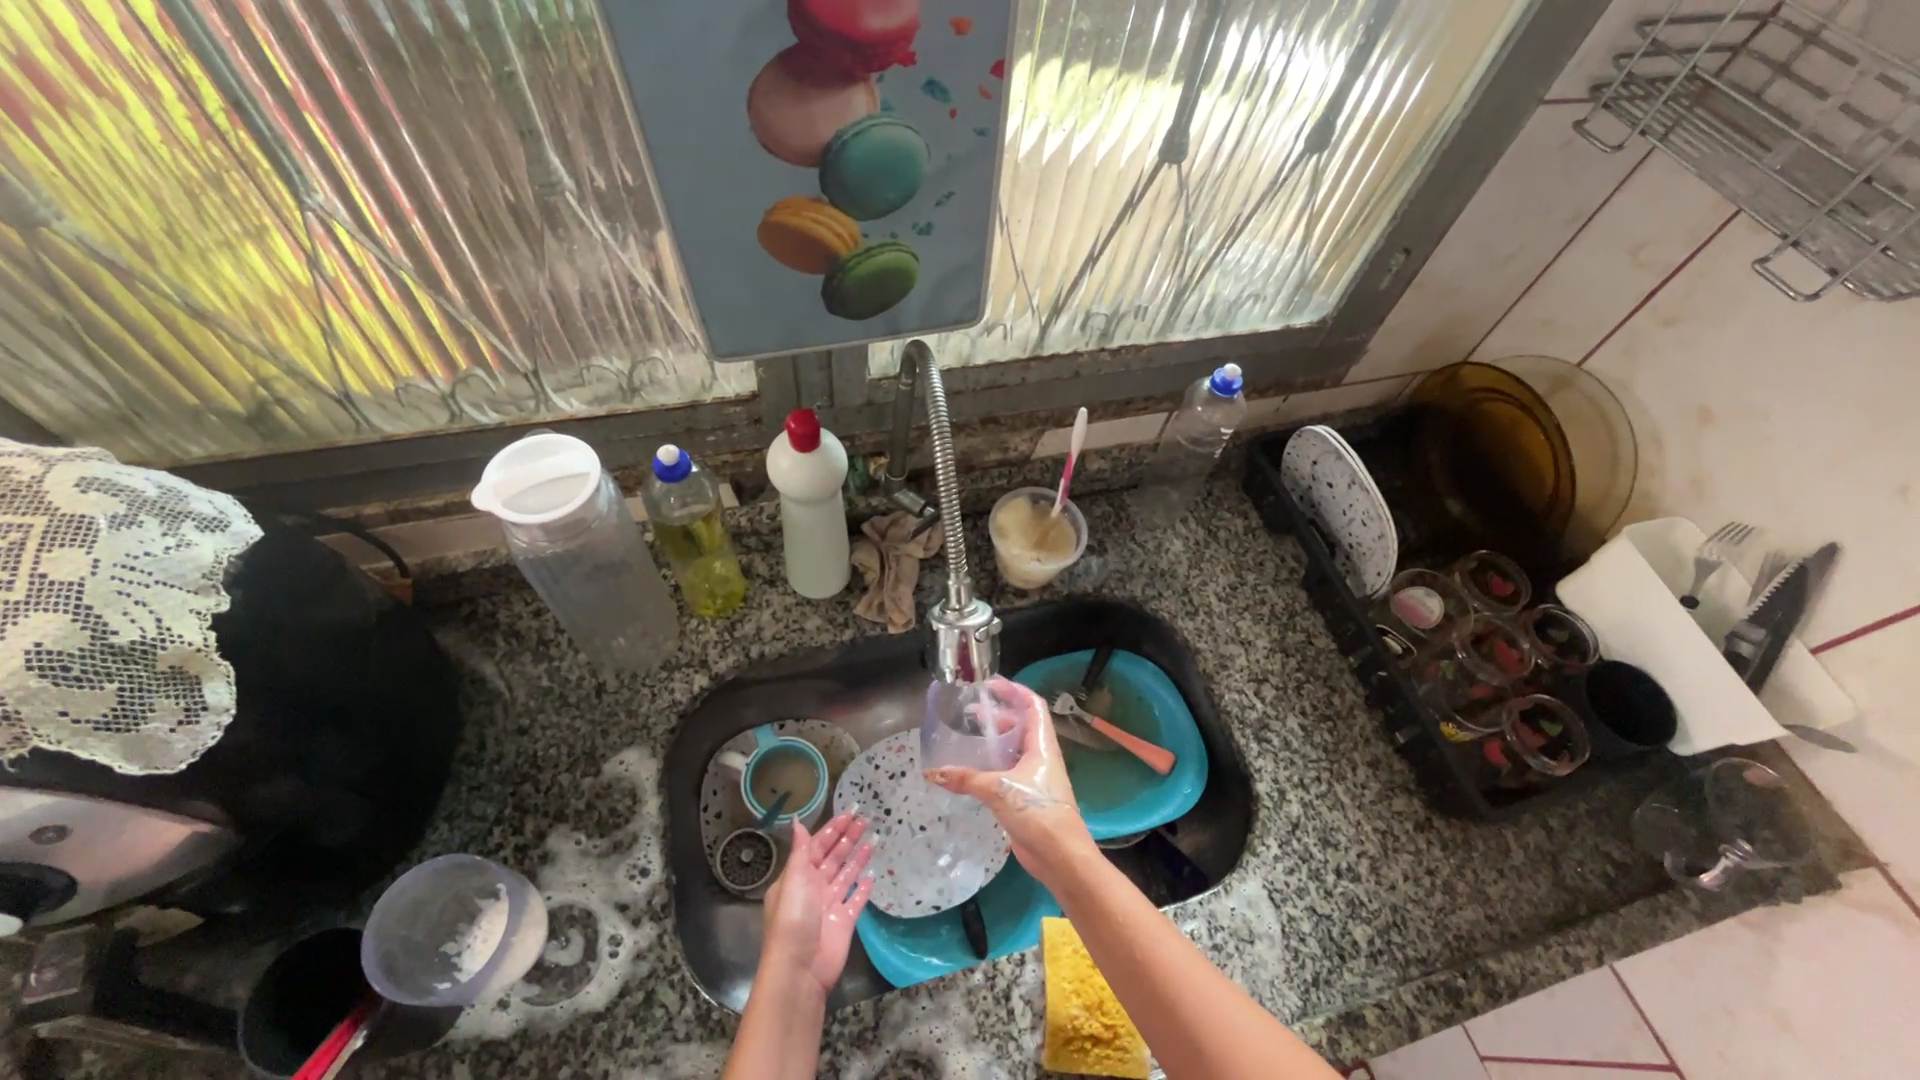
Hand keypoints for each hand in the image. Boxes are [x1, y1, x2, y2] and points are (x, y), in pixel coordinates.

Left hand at [760, 812, 874, 995]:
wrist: (800, 968)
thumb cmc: (793, 919)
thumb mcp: (794, 879)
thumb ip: (801, 851)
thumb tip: (797, 821)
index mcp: (798, 877)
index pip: (817, 846)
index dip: (832, 829)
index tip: (850, 813)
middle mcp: (813, 888)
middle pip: (833, 857)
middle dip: (848, 838)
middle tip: (866, 820)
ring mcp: (830, 905)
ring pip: (846, 875)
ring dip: (857, 857)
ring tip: (874, 839)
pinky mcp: (844, 921)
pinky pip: (856, 899)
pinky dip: (863, 888)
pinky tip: (872, 875)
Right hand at [926, 677, 1096, 891]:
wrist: (1062, 857)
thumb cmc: (1038, 813)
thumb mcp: (999, 791)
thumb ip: (966, 779)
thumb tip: (933, 773)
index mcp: (1042, 745)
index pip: (1032, 705)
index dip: (1014, 690)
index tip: (989, 684)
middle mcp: (1041, 757)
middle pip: (1021, 725)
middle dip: (997, 715)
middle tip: (969, 712)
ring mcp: (1035, 778)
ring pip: (1013, 749)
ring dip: (994, 741)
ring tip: (967, 736)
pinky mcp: (1027, 798)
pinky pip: (1007, 772)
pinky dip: (991, 766)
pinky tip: (971, 771)